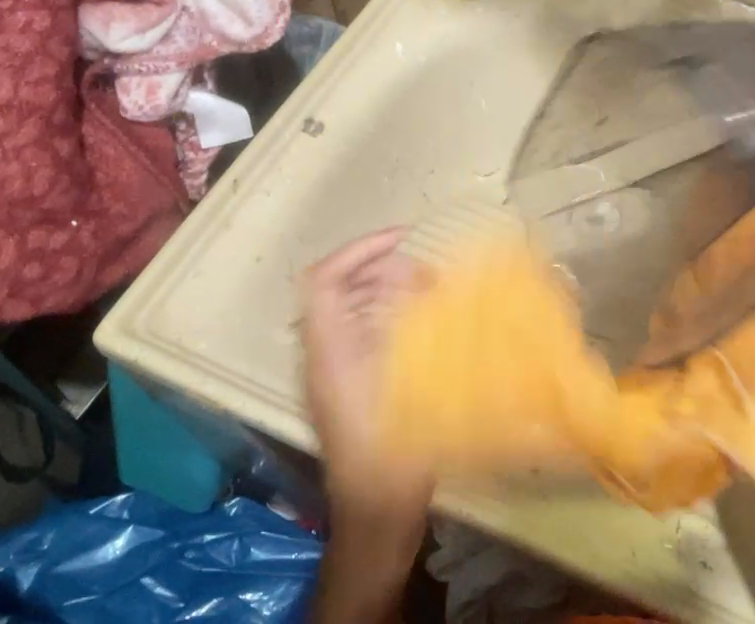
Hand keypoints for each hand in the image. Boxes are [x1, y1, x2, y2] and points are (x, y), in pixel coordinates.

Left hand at [301, 229, 433, 519]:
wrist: (377, 515)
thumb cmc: (394, 454)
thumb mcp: (408, 384)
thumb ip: (409, 328)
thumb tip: (418, 279)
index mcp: (329, 351)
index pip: (325, 278)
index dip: (360, 250)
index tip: (403, 239)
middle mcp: (323, 355)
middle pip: (338, 289)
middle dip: (383, 268)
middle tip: (428, 271)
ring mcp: (333, 372)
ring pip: (351, 310)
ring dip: (388, 290)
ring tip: (431, 291)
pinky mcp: (349, 387)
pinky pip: (363, 332)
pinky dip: (391, 315)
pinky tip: (426, 323)